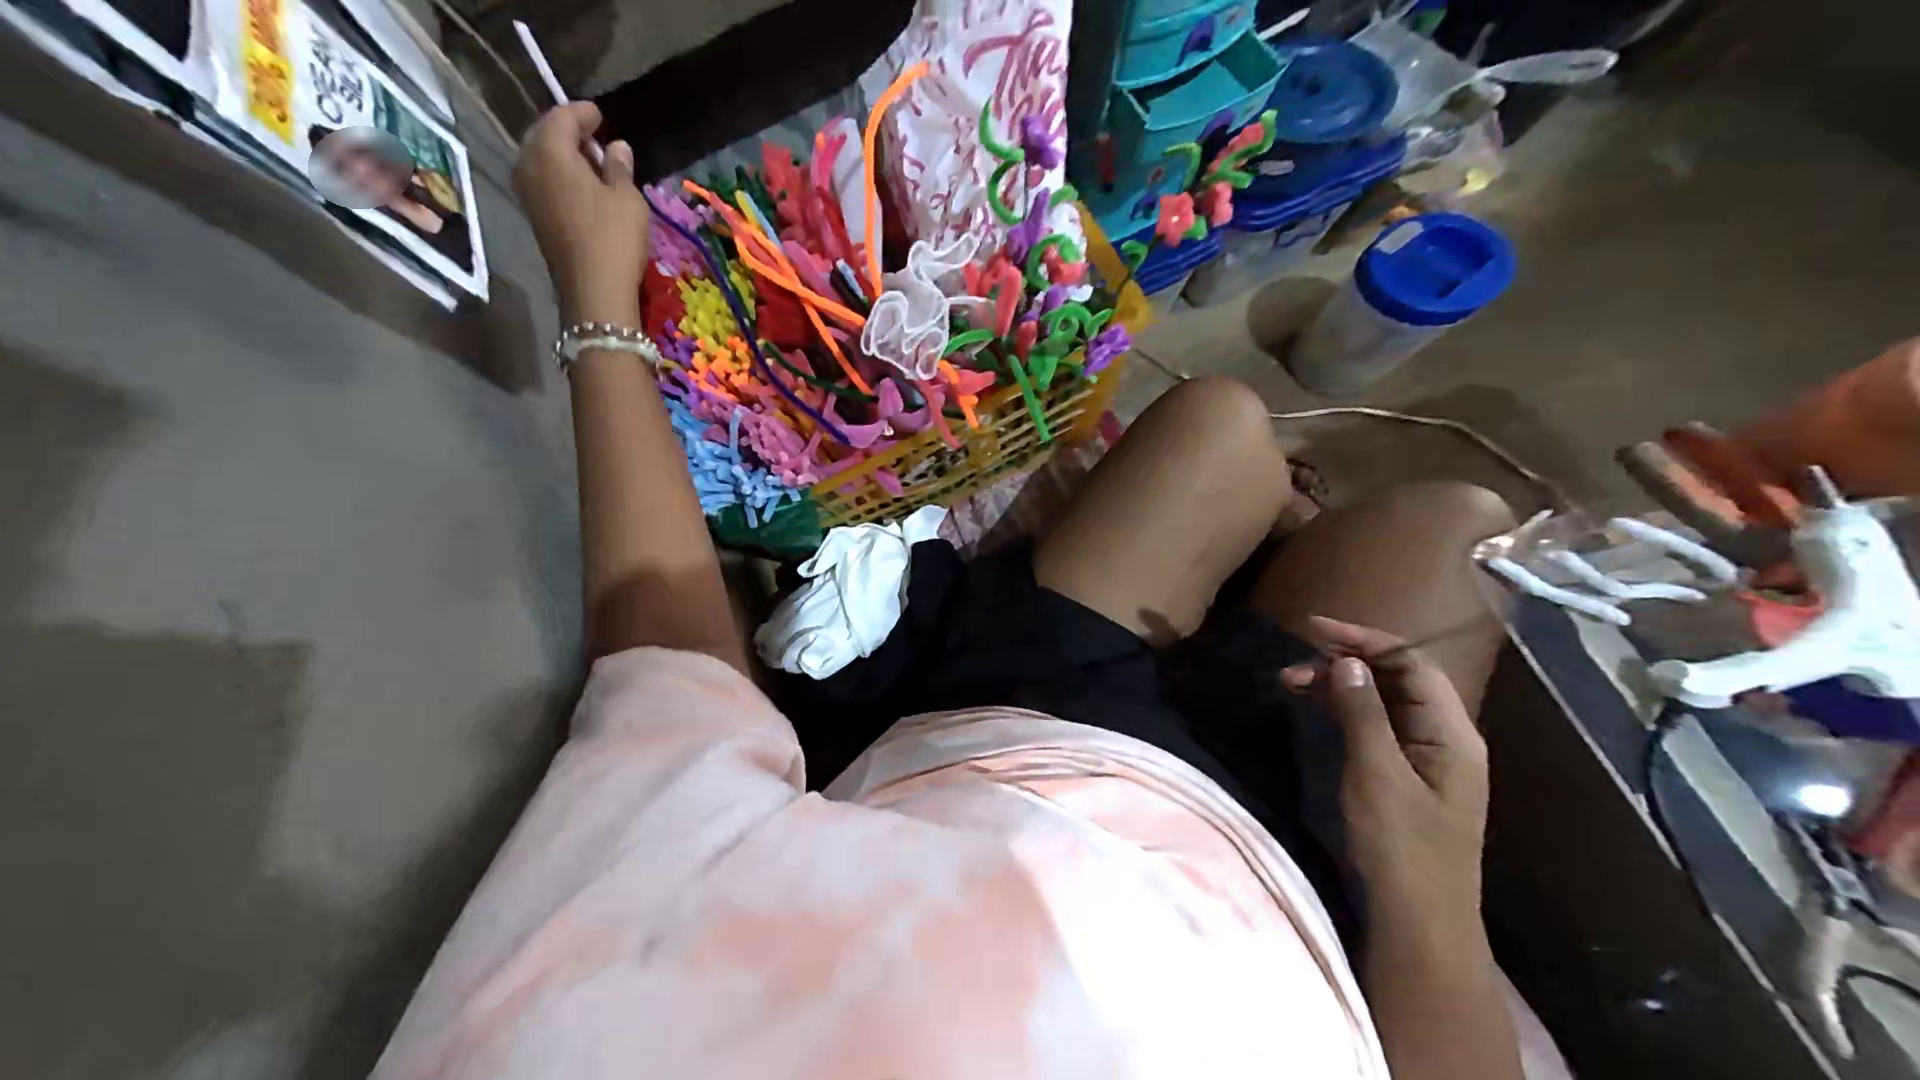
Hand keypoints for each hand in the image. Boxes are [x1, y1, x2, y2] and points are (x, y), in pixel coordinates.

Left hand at [513, 102, 646, 323]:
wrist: (593, 291)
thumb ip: (619, 167)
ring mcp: (527, 193)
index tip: (601, 115)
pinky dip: (561, 178)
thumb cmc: (614, 238)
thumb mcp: (627, 199)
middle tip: (596, 140)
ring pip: (543, 161)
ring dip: (565, 158)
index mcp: (550, 150)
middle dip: (569, 134)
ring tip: (593, 166)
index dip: (583, 114)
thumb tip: (615, 147)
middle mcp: (529, 165)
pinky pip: (545, 183)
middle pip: (545, 136)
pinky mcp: (534, 217)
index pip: (562, 117)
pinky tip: (583, 189)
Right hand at [1282, 616, 1490, 929]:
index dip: (1366, 639)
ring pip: (1383, 699)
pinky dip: (1344, 708)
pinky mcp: (1405, 772)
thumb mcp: (1376, 773)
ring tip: (1291, 682)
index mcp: (1451, 732)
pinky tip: (1314, 704)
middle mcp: (1444, 736)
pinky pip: (1376, 724)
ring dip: (1340, 684)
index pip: (1412, 664)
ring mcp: (1425, 755)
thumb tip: (1347, 660)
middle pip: (1398, 677)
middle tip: (1296, 661)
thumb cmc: (1400, 844)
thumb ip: (1363, 712)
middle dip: (1347, 660)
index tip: (1315, 629)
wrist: (1419, 917)